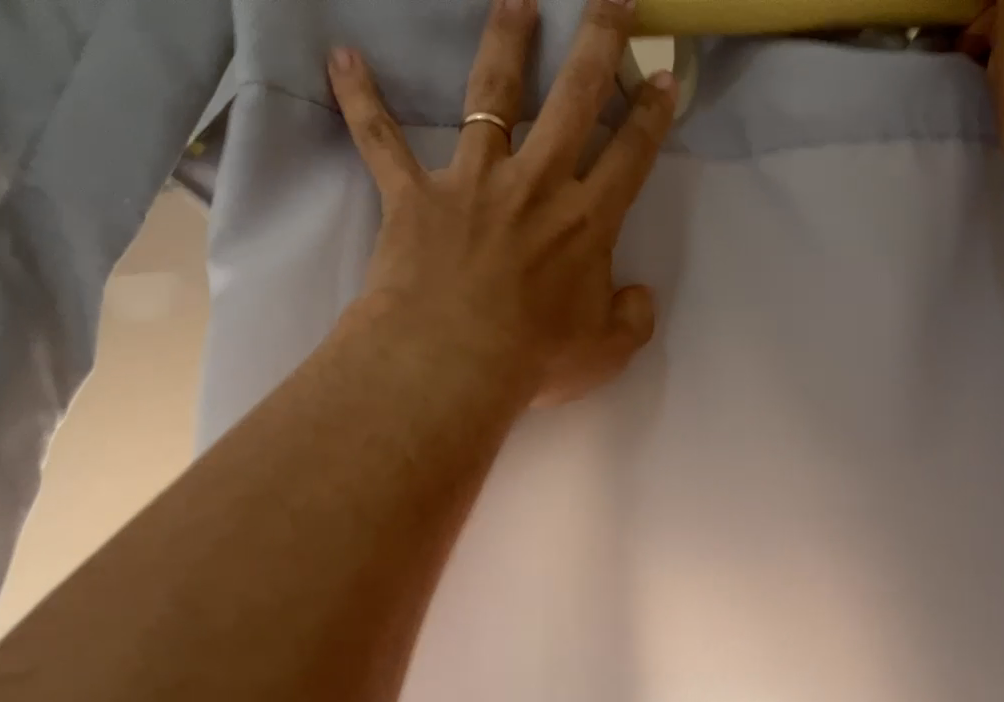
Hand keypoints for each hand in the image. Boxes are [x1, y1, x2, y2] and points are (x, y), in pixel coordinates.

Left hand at [326, 0, 676, 405]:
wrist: (452, 363)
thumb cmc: (534, 359)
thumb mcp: (606, 352)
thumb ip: (633, 320)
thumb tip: (640, 295)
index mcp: (587, 221)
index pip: (631, 153)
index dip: (651, 112)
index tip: (662, 74)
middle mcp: (537, 183)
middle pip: (575, 97)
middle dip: (599, 40)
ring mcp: (474, 181)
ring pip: (492, 95)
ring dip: (506, 42)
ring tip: (516, 0)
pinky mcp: (415, 194)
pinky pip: (381, 140)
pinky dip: (360, 99)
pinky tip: (341, 56)